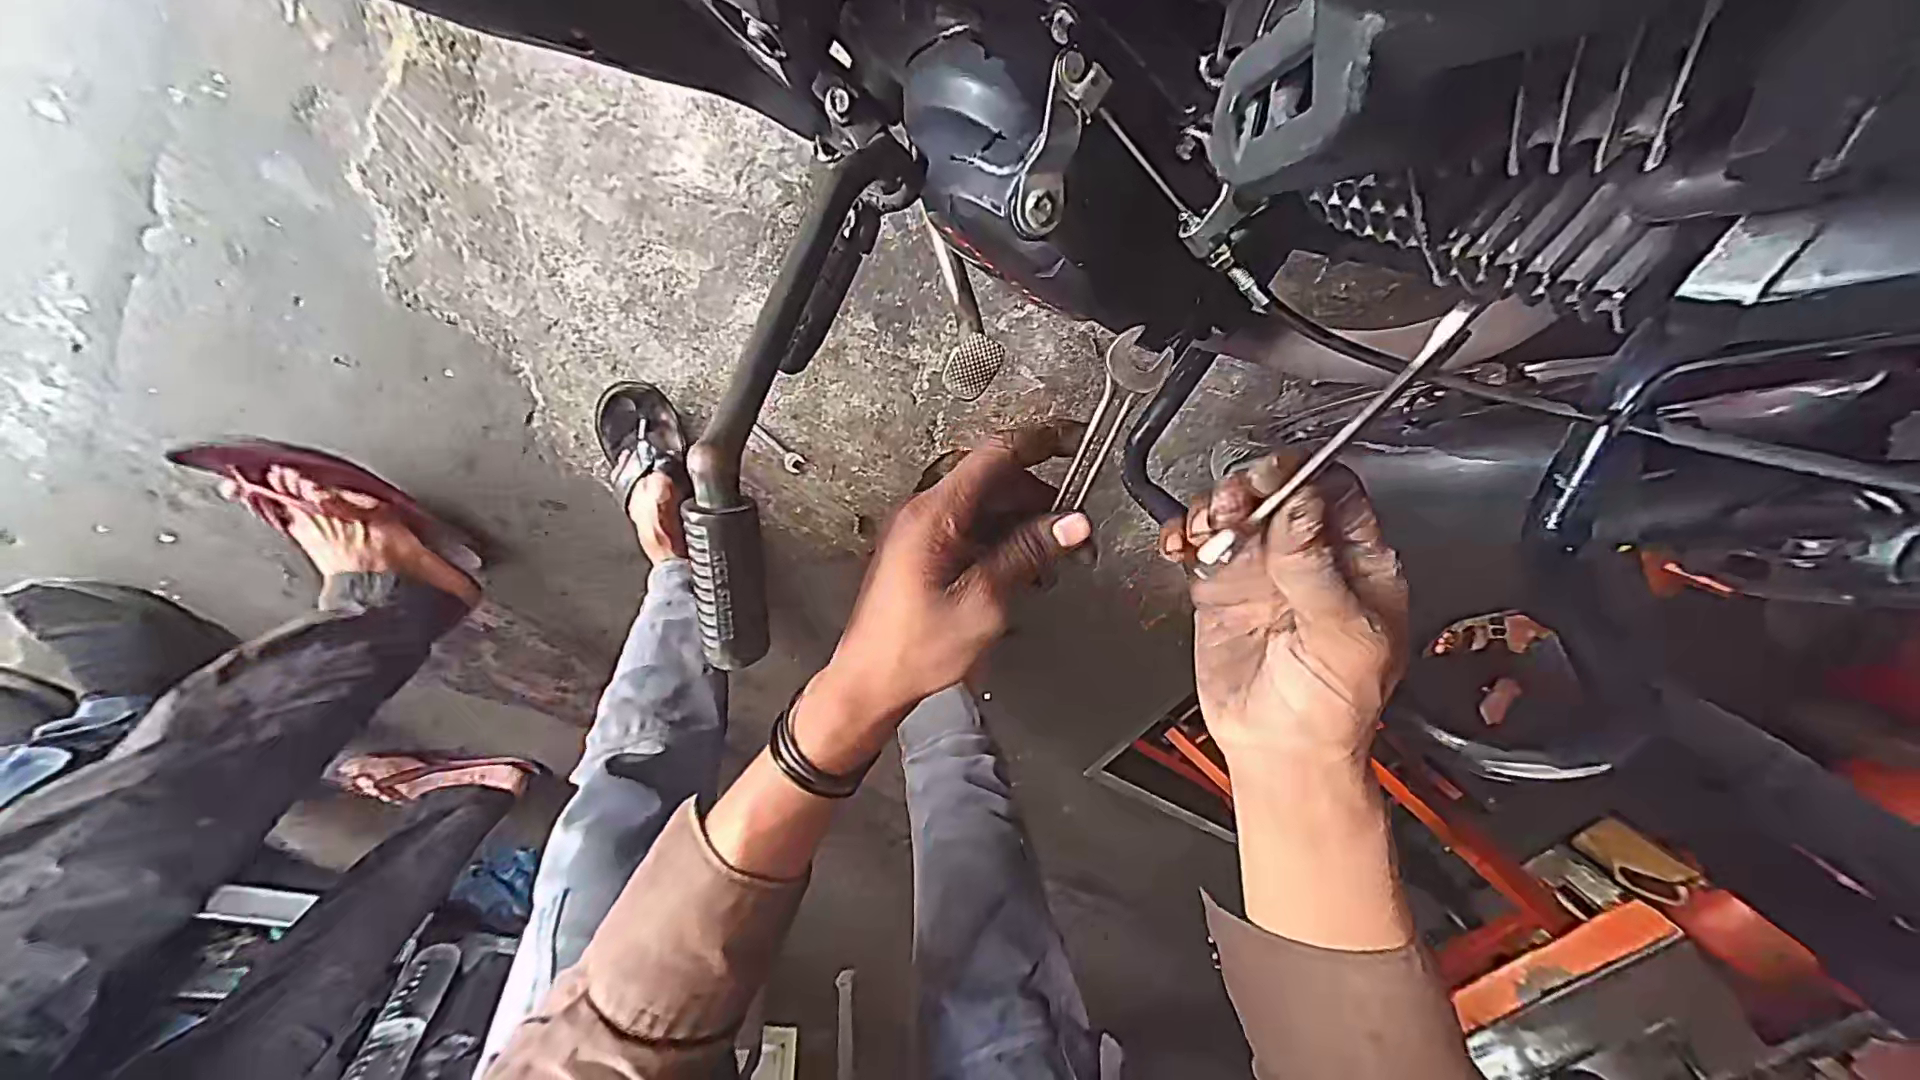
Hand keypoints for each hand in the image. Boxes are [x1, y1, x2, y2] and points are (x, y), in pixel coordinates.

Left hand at [815, 422, 1091, 726]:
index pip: (994, 455)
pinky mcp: (925, 550)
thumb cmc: (909, 651)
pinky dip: (1003, 540)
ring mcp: (923, 531)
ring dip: (1024, 523)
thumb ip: (1027, 555)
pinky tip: (1022, 568)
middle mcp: (924, 515)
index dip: (1040, 444)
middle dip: (1040, 499)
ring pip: (987, 505)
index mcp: (934, 516)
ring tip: (1051, 556)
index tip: (1072, 442)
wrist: (870, 681)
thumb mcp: (982, 603)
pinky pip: (973, 527)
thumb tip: (1068, 525)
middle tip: (1071, 527)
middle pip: (995, 481)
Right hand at [1160, 453, 1407, 768]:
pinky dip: (1182, 535)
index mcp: (1354, 564)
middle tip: (1235, 501)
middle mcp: (1304, 558)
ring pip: (1232, 513)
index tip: (1277, 479)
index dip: (1305, 477)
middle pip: (1276, 495)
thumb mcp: (1342, 635)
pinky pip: (1196, 544)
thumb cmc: (1329, 706)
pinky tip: (1181, 544)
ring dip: (1213, 508)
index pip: (1333, 494)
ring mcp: (1258, 570)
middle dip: (1251, 488)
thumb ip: (1315, 568)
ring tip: (1207, 527)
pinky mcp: (1216, 587)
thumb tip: (1298, 505)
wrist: (1277, 747)